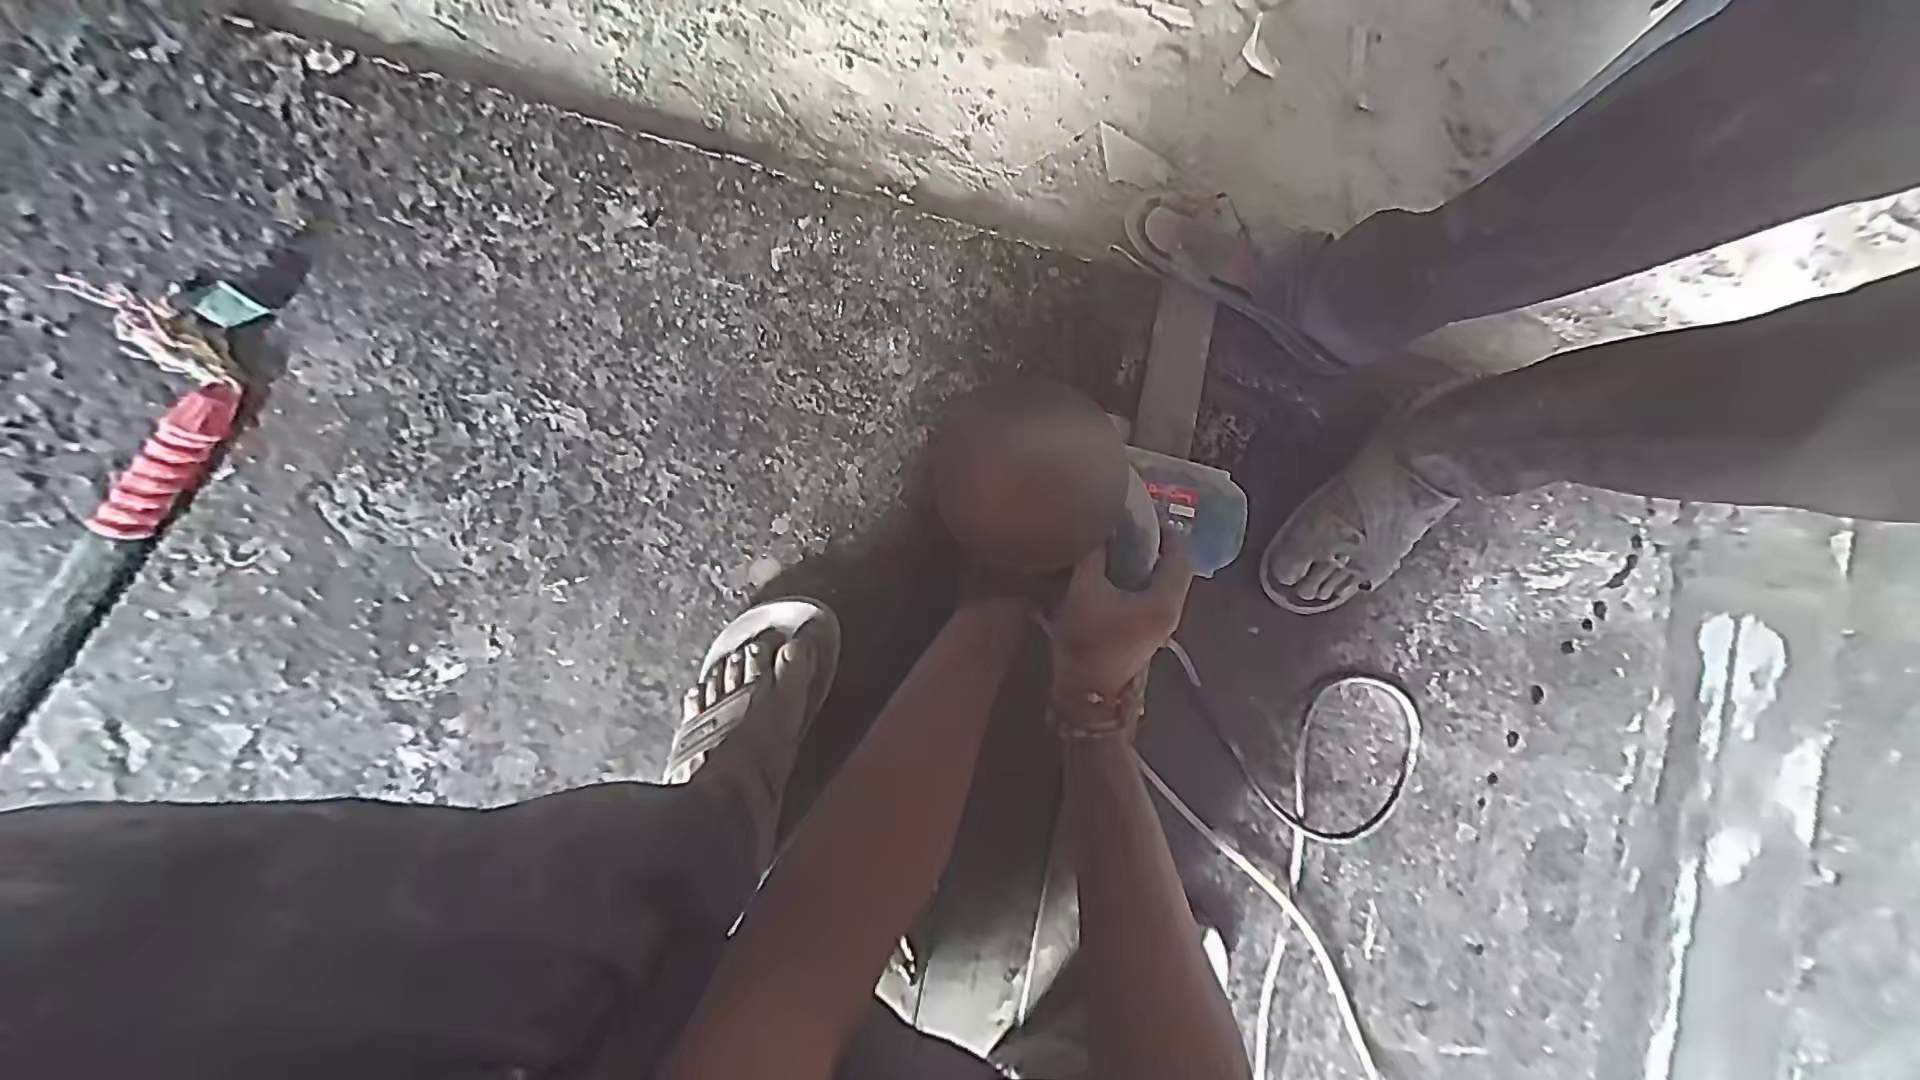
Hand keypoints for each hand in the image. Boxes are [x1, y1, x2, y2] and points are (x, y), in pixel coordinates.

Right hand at [1046, 532, 1196, 715]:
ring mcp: (1157, 627)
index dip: (1166, 530)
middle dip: (1152, 544)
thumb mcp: (1084, 591)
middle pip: (1171, 568)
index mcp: (1165, 600)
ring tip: (1116, 543)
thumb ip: (1092, 555)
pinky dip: (1134, 579)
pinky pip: (1146, 596)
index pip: (1180, 554)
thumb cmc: (1089, 641)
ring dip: (1141, 562)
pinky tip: (1109, 572)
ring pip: (1158, 584)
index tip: (1144, 510)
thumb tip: (1097, 525)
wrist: (1084, 695)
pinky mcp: (1142, 634)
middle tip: (1127, 523)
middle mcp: (1169, 612)